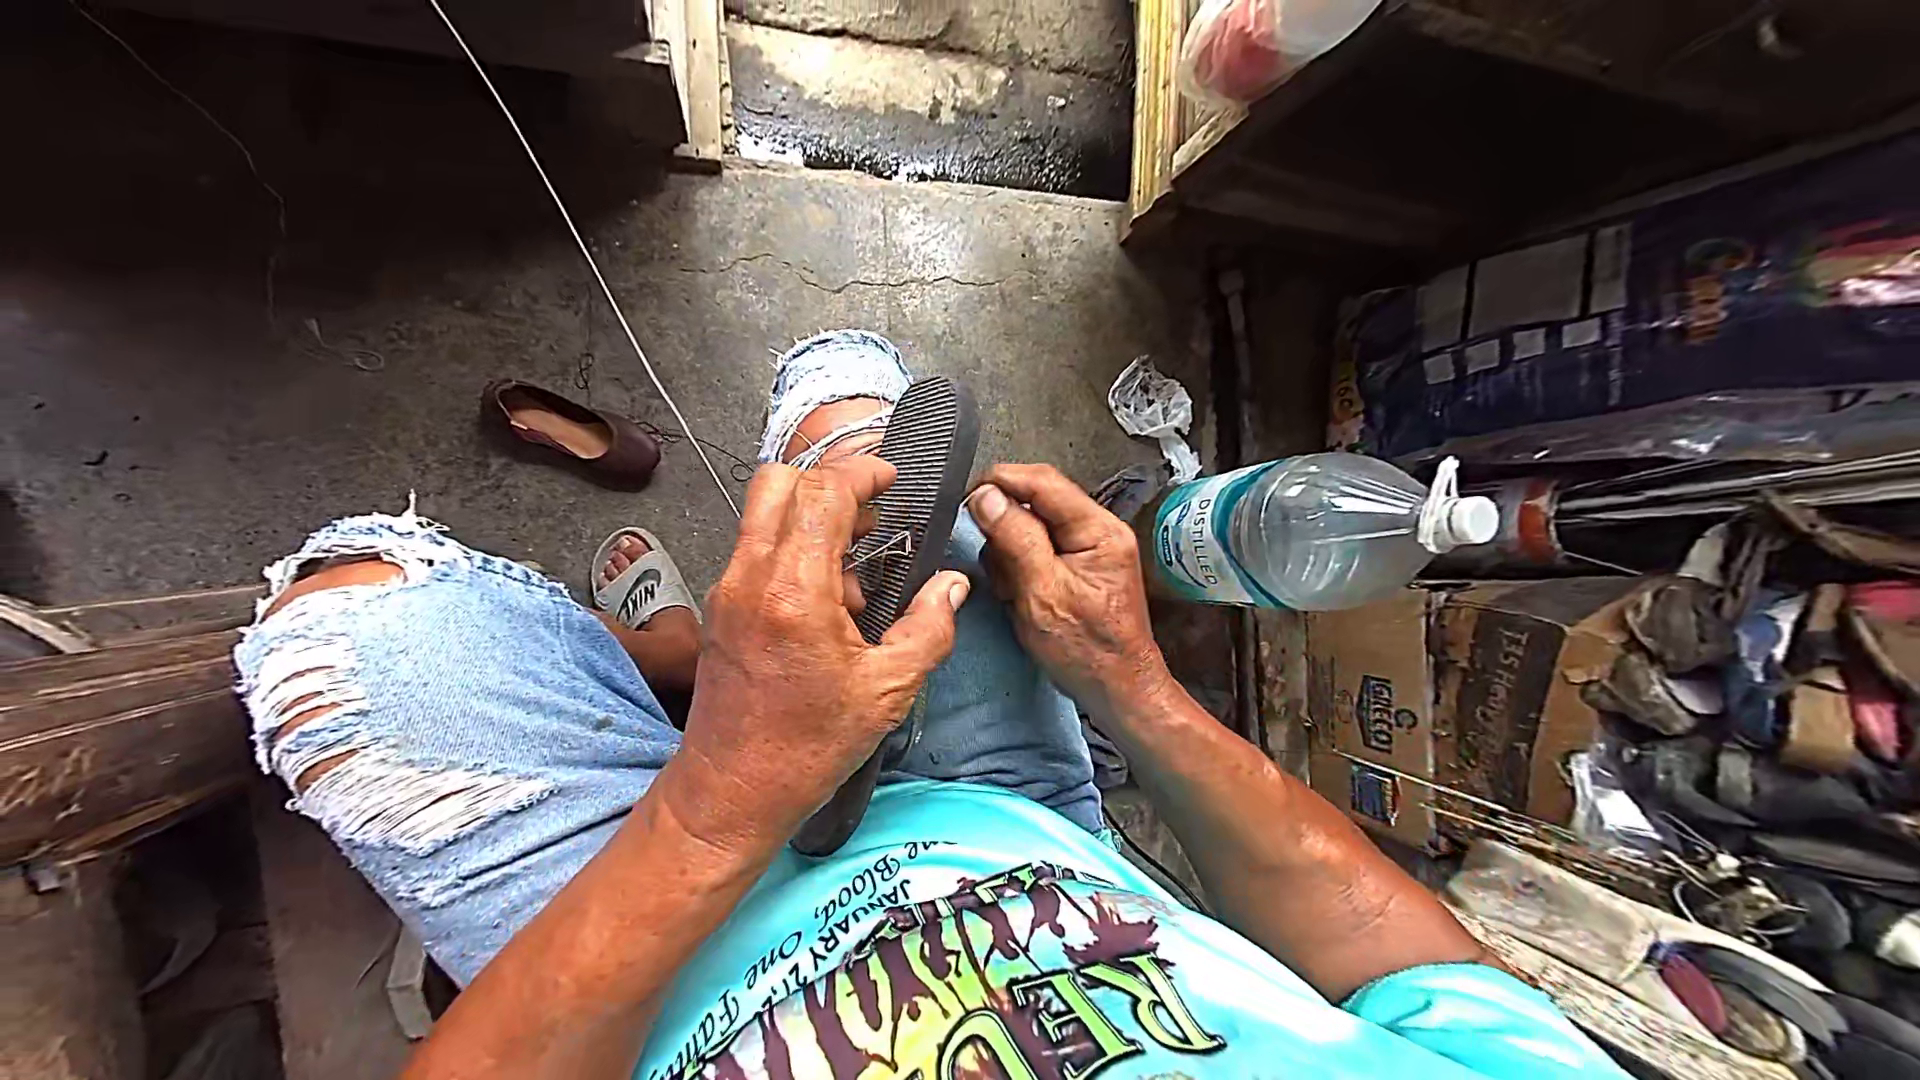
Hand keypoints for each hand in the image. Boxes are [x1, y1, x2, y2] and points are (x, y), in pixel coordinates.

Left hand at [668, 457, 970, 850]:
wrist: (730, 790)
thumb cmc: (806, 746)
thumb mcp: (888, 689)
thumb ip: (930, 627)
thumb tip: (951, 587)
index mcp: (794, 590)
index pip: (822, 492)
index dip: (861, 472)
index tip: (888, 479)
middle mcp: (750, 576)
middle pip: (779, 482)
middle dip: (830, 484)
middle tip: (871, 515)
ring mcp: (728, 589)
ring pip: (764, 512)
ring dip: (813, 518)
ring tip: (857, 569)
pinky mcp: (721, 606)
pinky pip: (758, 548)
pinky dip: (795, 548)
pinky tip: (829, 600)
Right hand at [967, 464, 1174, 722]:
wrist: (1114, 689)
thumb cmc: (1085, 648)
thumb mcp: (1042, 592)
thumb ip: (1015, 539)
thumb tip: (985, 495)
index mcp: (1098, 529)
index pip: (1043, 481)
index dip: (1001, 481)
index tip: (965, 496)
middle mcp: (1096, 530)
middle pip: (1034, 503)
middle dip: (1005, 532)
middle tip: (998, 568)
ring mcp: (1085, 548)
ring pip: (1028, 528)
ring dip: (1009, 556)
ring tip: (1014, 592)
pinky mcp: (1074, 566)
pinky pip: (1034, 551)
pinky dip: (1018, 570)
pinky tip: (1020, 597)